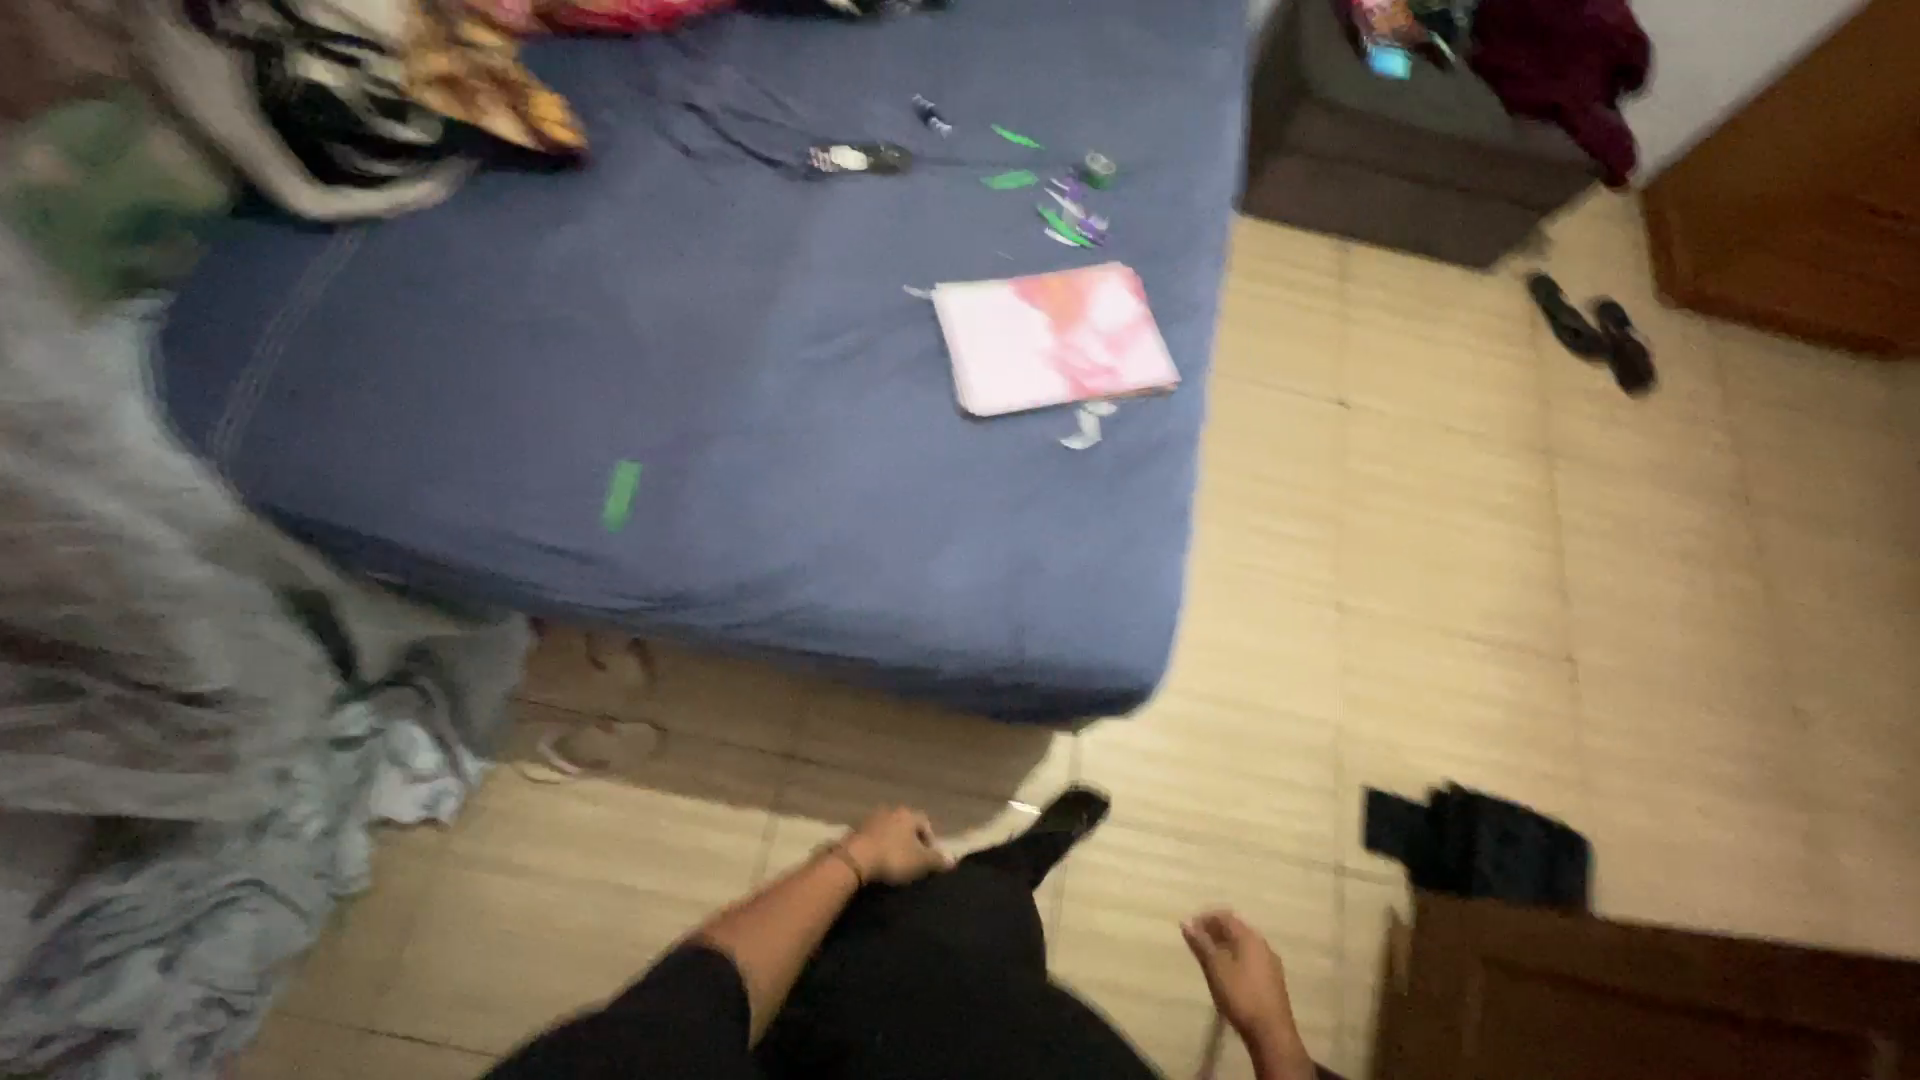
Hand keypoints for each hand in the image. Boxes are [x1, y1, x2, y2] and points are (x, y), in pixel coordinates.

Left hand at [839, 805, 953, 885]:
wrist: (855, 859)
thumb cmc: (893, 857)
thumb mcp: (921, 862)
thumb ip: (937, 860)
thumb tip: (952, 860)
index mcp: (908, 814)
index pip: (925, 824)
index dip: (930, 842)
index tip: (928, 860)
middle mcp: (890, 810)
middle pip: (906, 825)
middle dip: (910, 841)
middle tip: (912, 861)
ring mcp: (871, 818)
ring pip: (888, 830)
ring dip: (892, 843)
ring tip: (893, 863)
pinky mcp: (855, 830)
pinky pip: (872, 838)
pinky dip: (877, 847)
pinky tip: (876, 862)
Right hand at [1182, 910, 1309, 1073]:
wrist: (1271, 1033)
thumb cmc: (1240, 995)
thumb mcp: (1215, 968)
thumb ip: (1201, 944)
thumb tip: (1186, 923)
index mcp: (1250, 937)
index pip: (1225, 916)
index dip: (1205, 918)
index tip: (1189, 927)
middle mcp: (1263, 945)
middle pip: (1236, 929)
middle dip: (1215, 931)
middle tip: (1196, 940)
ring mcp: (1270, 963)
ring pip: (1243, 945)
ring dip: (1224, 945)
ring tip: (1208, 956)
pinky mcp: (1272, 980)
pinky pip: (1250, 958)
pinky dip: (1235, 957)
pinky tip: (1226, 972)